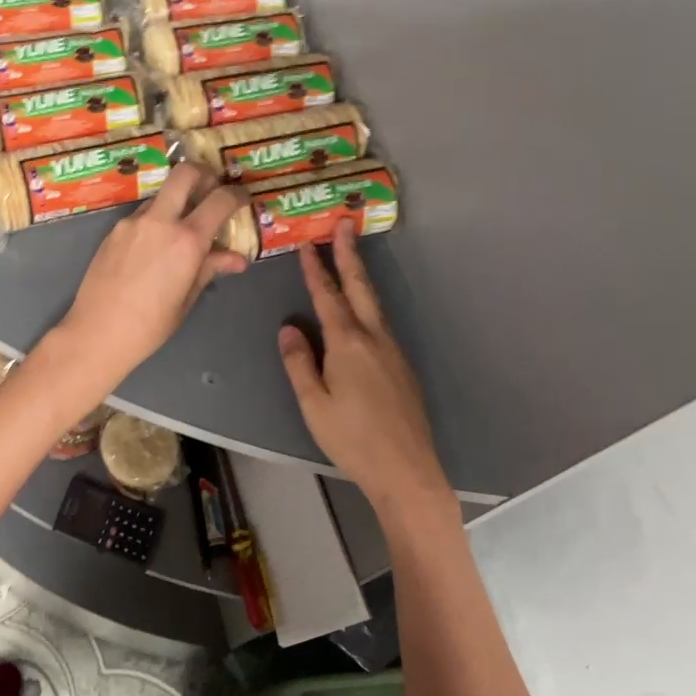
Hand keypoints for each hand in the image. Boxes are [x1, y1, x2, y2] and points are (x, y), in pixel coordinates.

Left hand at [50, 163, 247, 387]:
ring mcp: (132, 222)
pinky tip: (155, 246)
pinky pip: (142, 214)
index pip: (220, 200)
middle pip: (185, 173)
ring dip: (177, 200)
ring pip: (161, 194)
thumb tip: (237, 259)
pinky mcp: (113, 230)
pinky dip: (156, 219)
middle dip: (204, 173)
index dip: (237, 194)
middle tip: (212, 186)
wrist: (97, 332)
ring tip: (183, 226)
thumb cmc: (150, 325)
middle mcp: (159, 221)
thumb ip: (210, 269)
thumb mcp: (187, 298)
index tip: (243, 197)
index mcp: (186, 240)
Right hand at [279, 221, 455, 521]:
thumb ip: (299, 363)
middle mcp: (374, 339)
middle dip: (350, 256)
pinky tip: (361, 312)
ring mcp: (393, 352)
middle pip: (360, 288)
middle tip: (345, 224)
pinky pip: (380, 324)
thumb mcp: (313, 404)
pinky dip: (368, 304)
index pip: (328, 297)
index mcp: (348, 344)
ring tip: (350, 259)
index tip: (309, 243)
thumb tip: (289, 328)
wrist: (406, 470)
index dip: (317, 269)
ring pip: (374, 305)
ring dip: (360, 277)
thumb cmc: (353, 439)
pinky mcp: (402, 368)